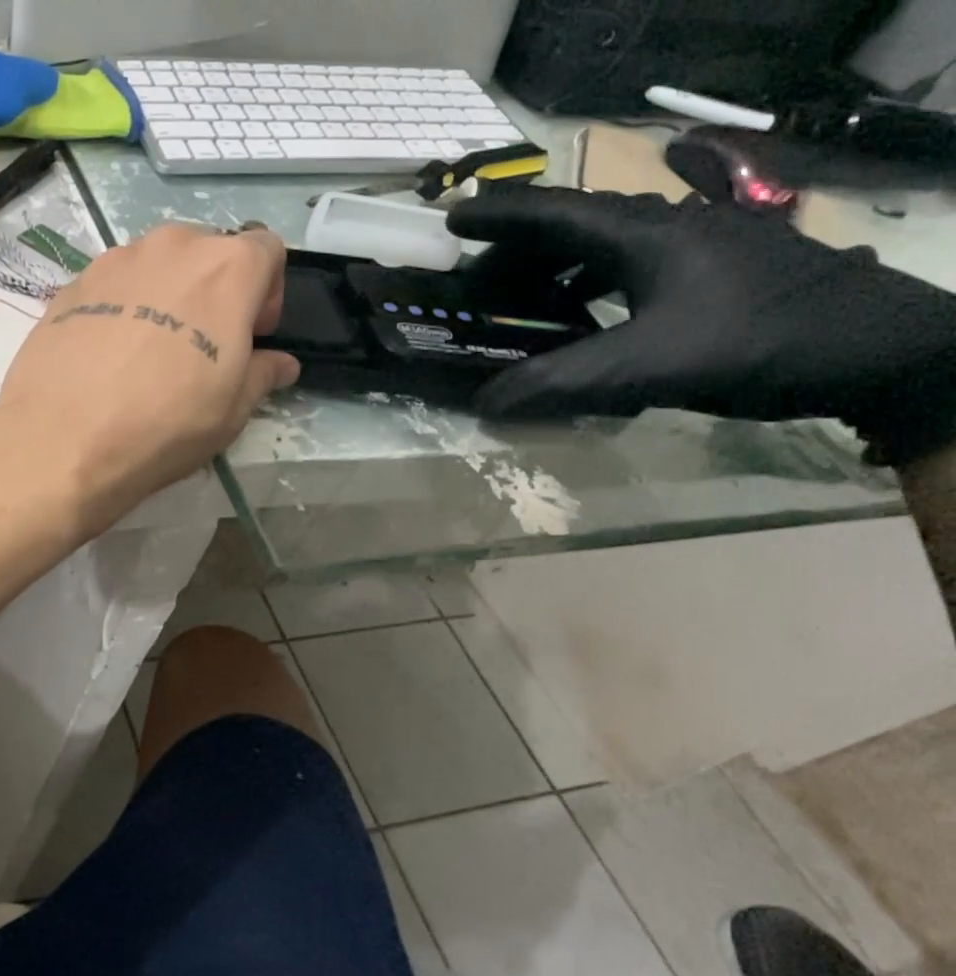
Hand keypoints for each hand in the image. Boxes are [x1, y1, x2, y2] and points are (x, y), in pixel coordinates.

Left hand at [0, 224, 298, 527]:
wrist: (61, 441)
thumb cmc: (164, 424)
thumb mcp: (231, 411)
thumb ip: (262, 375)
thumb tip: (280, 364)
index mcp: (226, 267)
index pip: (266, 250)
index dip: (267, 293)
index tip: (251, 336)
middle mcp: (171, 247)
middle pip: (206, 253)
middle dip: (213, 291)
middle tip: (200, 346)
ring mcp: (113, 261)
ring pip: (154, 266)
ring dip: (162, 296)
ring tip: (146, 354)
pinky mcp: (70, 285)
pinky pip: (110, 287)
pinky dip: (118, 310)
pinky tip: (104, 358)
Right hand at [446, 187, 955, 464]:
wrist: (882, 346)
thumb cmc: (759, 342)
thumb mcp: (649, 368)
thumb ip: (560, 383)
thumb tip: (483, 403)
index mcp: (644, 236)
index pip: (554, 213)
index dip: (498, 217)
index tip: (451, 220)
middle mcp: (669, 227)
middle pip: (577, 223)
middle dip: (520, 245)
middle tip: (476, 272)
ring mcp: (703, 244)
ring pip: (610, 242)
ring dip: (558, 265)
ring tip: (523, 296)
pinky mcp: (724, 268)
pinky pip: (639, 262)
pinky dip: (597, 281)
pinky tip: (593, 312)